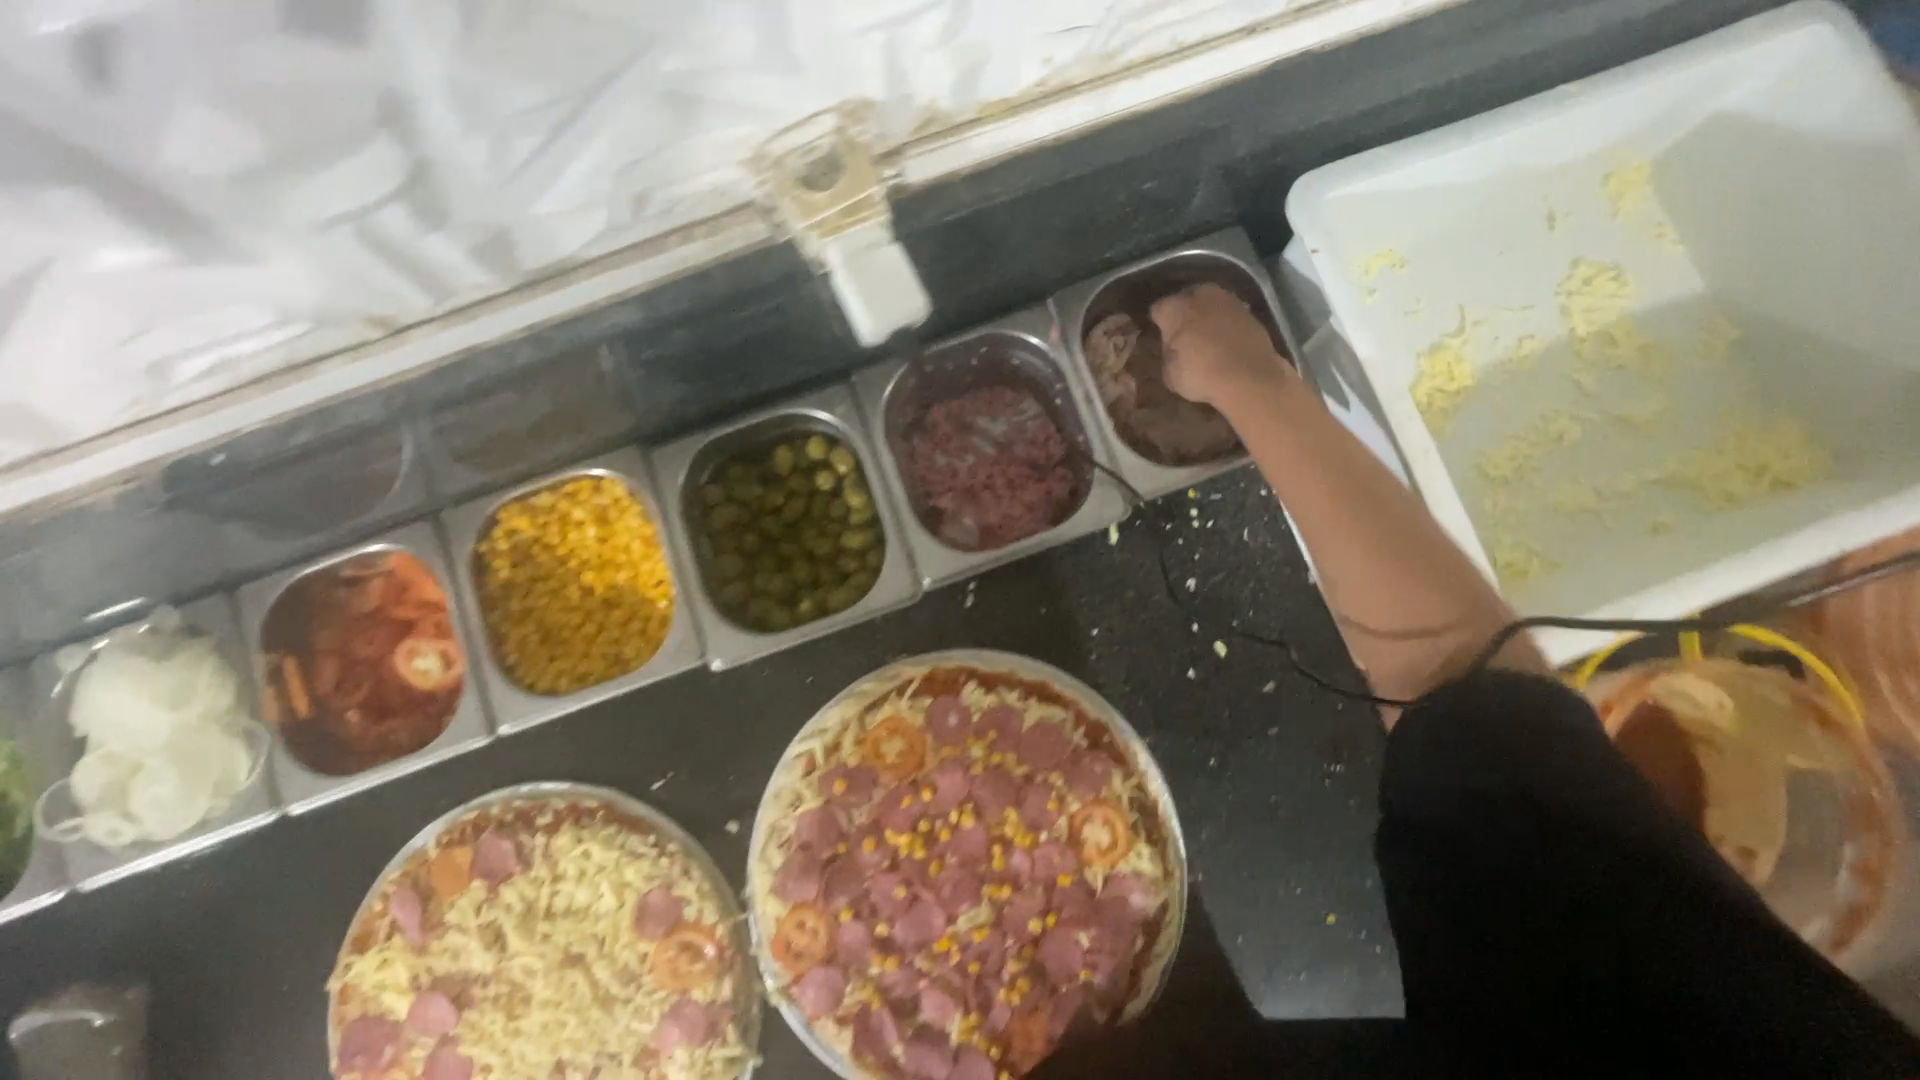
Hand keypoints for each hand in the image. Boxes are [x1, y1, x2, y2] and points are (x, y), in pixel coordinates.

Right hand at [1151, 283, 1293, 407]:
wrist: (1249, 376)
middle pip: (1185, 298)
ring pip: (1209, 302)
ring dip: (1205, 315)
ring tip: (1206, 336)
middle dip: (1183, 313)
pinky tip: (1225, 340)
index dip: (1158, 324)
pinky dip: (1225, 323)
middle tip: (1183, 334)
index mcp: (1174, 308)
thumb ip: (1168, 353)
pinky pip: (1228, 313)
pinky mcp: (1248, 310)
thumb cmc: (1201, 375)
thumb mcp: (1170, 373)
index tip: (1159, 337)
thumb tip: (1172, 348)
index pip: (1158, 309)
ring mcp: (1227, 299)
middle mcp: (1199, 295)